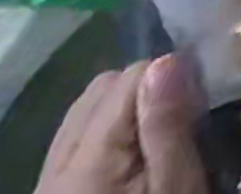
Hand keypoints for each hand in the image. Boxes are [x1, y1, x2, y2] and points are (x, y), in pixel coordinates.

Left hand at [34, 55, 206, 193]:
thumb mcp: (178, 186)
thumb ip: (168, 125)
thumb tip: (167, 58)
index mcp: (89, 161)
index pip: (131, 75)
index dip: (170, 78)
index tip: (196, 104)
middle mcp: (56, 166)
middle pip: (102, 86)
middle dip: (144, 88)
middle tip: (176, 119)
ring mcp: (44, 183)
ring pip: (85, 109)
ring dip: (122, 107)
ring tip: (154, 135)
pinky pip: (73, 139)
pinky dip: (103, 131)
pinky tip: (127, 155)